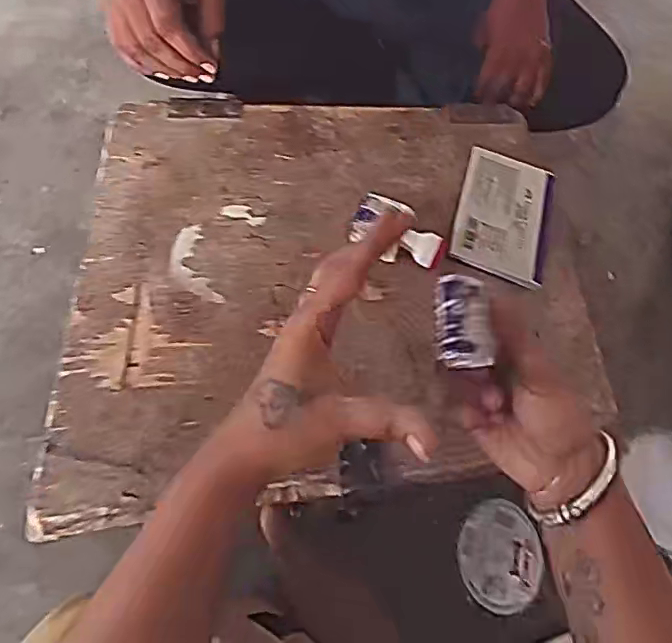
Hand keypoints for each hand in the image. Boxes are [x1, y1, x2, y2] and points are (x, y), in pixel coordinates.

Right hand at [100, 0, 224, 81]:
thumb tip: (209, 61)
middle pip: (150, 40)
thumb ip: (212, 25)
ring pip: (134, 48)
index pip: (169, 26)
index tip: (208, 67)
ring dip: (162, 68)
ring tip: (184, 76)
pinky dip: (143, 64)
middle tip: (198, 76)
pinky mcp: (106, 11)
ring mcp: (110, 0)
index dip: (190, 52)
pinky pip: (122, 46)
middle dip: (178, 64)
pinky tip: (162, 71)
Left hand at [212, 210, 437, 484]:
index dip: (376, 242)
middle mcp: (305, 318)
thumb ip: (386, 423)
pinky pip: (329, 293)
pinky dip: (348, 274)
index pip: (349, 272)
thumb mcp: (337, 423)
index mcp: (311, 324)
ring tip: (382, 240)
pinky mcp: (304, 341)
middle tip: (399, 220)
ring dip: (357, 253)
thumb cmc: (281, 433)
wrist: (240, 454)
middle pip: (339, 265)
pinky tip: (356, 282)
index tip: (399, 218)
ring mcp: (302, 328)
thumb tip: (431, 438)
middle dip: (370, 239)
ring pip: (330, 276)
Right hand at [448, 298, 605, 512]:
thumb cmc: (560, 414)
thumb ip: (515, 336)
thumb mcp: (539, 371)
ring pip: (456, 377)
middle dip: (466, 358)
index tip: (456, 313)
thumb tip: (497, 298)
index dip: (469, 317)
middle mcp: (495, 366)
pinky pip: (455, 406)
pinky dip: (466, 410)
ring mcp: (482, 391)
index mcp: (514, 347)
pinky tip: (486, 418)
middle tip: (480, 370)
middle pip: (463, 348)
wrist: (560, 468)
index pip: (484, 322)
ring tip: (494, 403)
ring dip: (471, 388)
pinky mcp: (473, 418)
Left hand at [473, 0, 551, 108]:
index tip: (479, 100)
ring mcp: (533, 52)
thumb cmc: (502, 1)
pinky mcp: (546, 47)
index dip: (484, 91)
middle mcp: (516, 55)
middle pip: (508, 85)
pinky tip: (536, 96)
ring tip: (516, 109)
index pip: (489, 78)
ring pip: (528, 83)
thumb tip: (483, 55)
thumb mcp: (485, 23)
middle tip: (496, 110)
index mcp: (498, 49)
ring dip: (521, 98)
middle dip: (501, 99)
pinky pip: (545, 73)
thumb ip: (484, 42)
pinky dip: (540, 86)